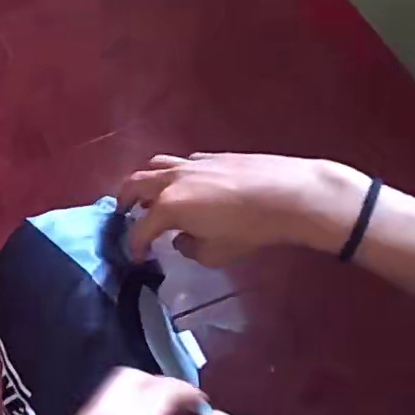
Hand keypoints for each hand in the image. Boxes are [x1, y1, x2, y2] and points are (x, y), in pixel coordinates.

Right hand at [116, 153, 371, 263]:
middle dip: (124, 200)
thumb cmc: (250, 230)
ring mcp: (191, 164)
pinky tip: (185, 184)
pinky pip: (181, 162)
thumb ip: (189, 248)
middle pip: (134, 185)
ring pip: (154, 166)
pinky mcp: (212, 156)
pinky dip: (174, 173)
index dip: (135, 247)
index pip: (140, 230)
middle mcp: (172, 181)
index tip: (138, 258)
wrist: (291, 195)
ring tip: (147, 193)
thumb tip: (181, 239)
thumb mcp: (215, 254)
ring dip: (144, 181)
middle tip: (123, 212)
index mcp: (168, 207)